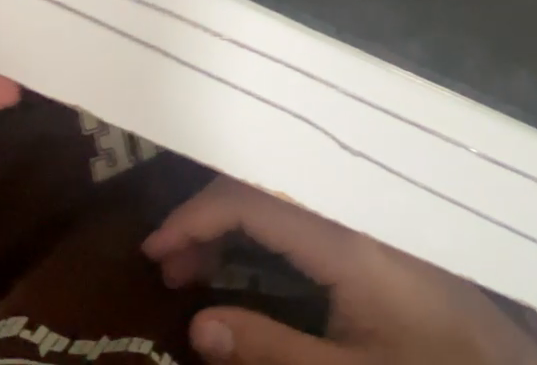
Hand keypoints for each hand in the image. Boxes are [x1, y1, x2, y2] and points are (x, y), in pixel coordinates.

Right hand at [143, 178, 536, 364]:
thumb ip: (271, 349)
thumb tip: (196, 324)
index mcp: (345, 239)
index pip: (249, 200)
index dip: (193, 218)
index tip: (155, 250)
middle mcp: (353, 214)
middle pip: (260, 188)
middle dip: (205, 220)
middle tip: (170, 268)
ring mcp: (369, 223)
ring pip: (280, 198)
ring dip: (232, 226)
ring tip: (197, 270)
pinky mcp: (381, 240)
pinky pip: (303, 215)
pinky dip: (264, 233)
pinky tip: (250, 264)